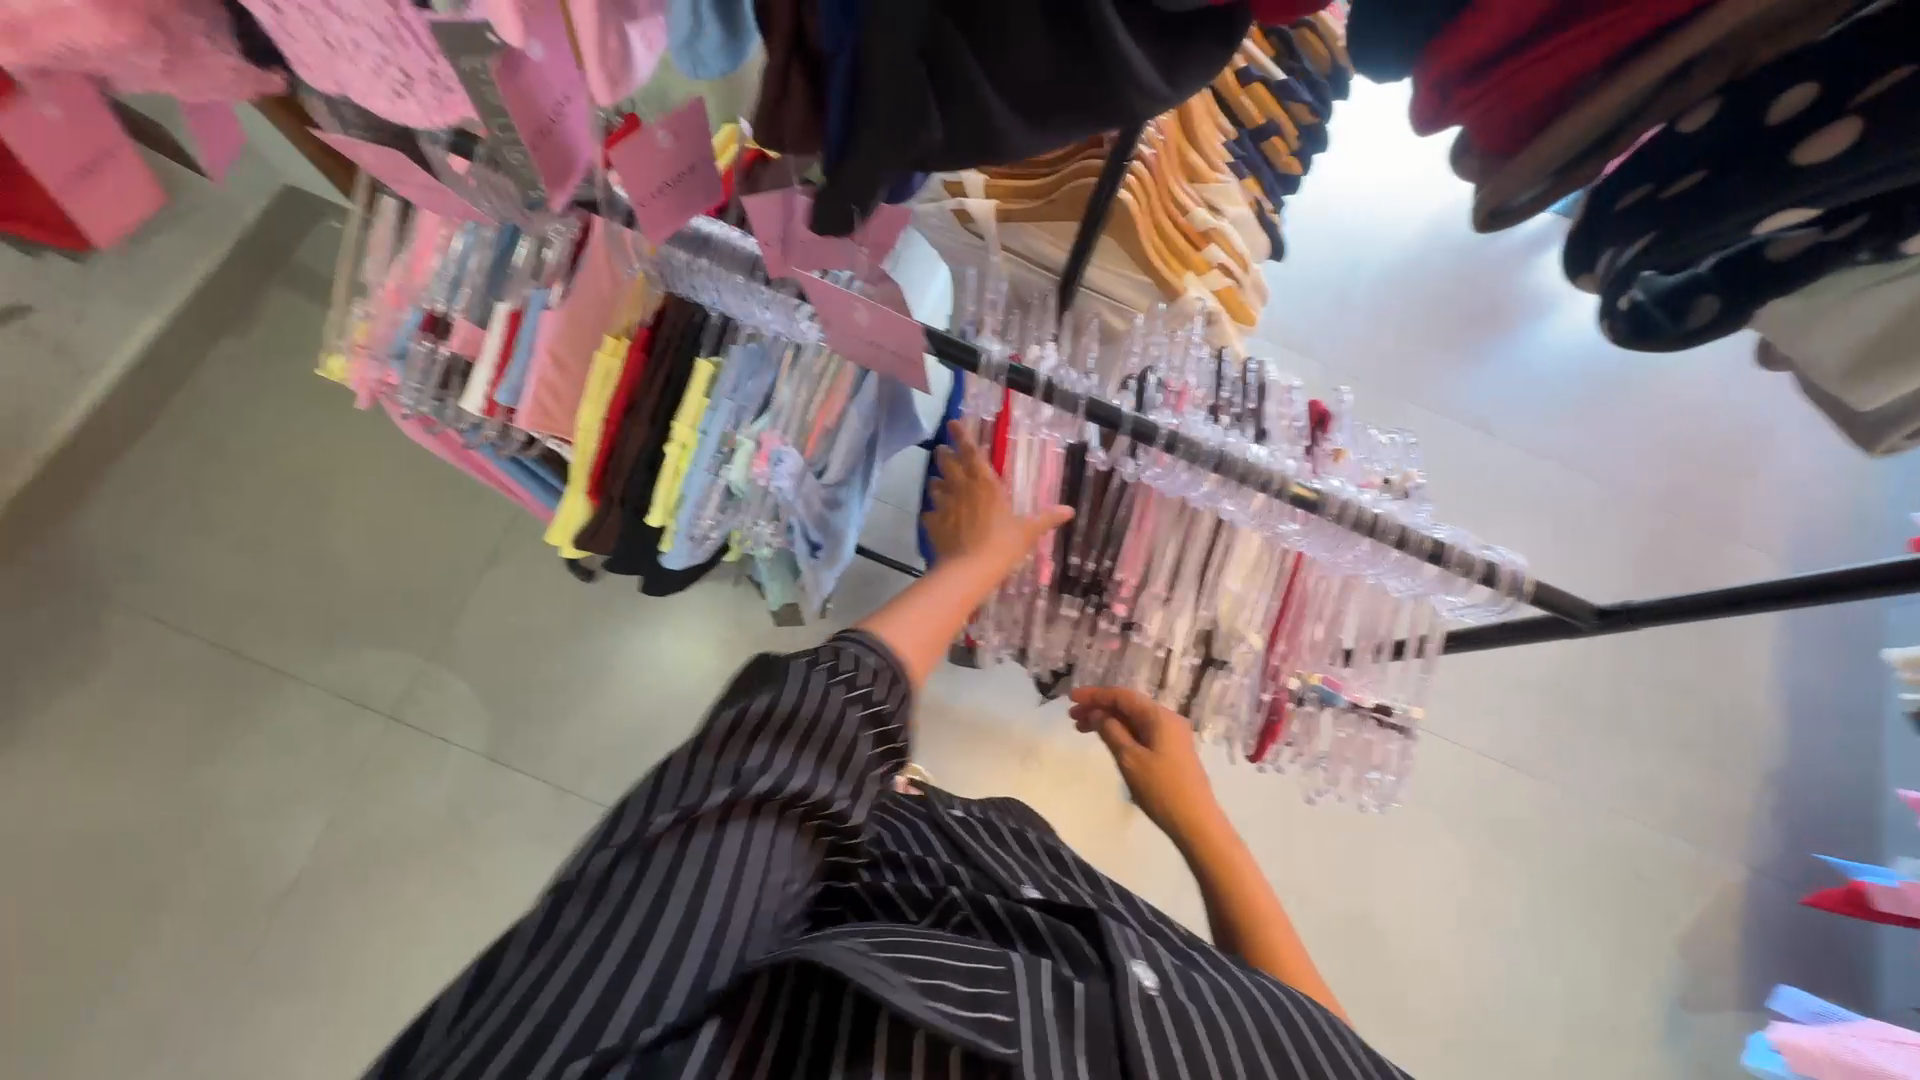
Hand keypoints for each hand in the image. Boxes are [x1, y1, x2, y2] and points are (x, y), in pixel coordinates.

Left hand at [923, 420, 1072, 572]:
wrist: (970, 569)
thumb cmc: (1003, 544)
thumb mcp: (1029, 531)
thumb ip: (1047, 518)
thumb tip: (1070, 510)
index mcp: (985, 483)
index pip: (971, 452)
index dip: (961, 435)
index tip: (952, 422)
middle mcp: (961, 488)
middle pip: (947, 463)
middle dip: (944, 454)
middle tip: (941, 450)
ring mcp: (944, 505)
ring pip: (934, 485)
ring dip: (936, 482)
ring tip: (937, 482)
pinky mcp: (932, 524)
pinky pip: (929, 513)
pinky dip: (932, 513)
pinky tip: (935, 517)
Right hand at [1069, 686, 1223, 843]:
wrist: (1197, 823)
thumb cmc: (1161, 789)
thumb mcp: (1130, 759)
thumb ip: (1111, 731)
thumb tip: (1097, 713)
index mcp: (1160, 716)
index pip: (1122, 696)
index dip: (1095, 695)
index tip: (1071, 698)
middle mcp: (1168, 720)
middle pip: (1128, 706)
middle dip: (1099, 708)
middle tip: (1073, 718)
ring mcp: (1172, 736)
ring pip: (1134, 720)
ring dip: (1109, 721)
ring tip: (1083, 730)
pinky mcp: (1172, 751)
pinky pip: (1142, 732)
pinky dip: (1122, 733)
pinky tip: (1108, 740)